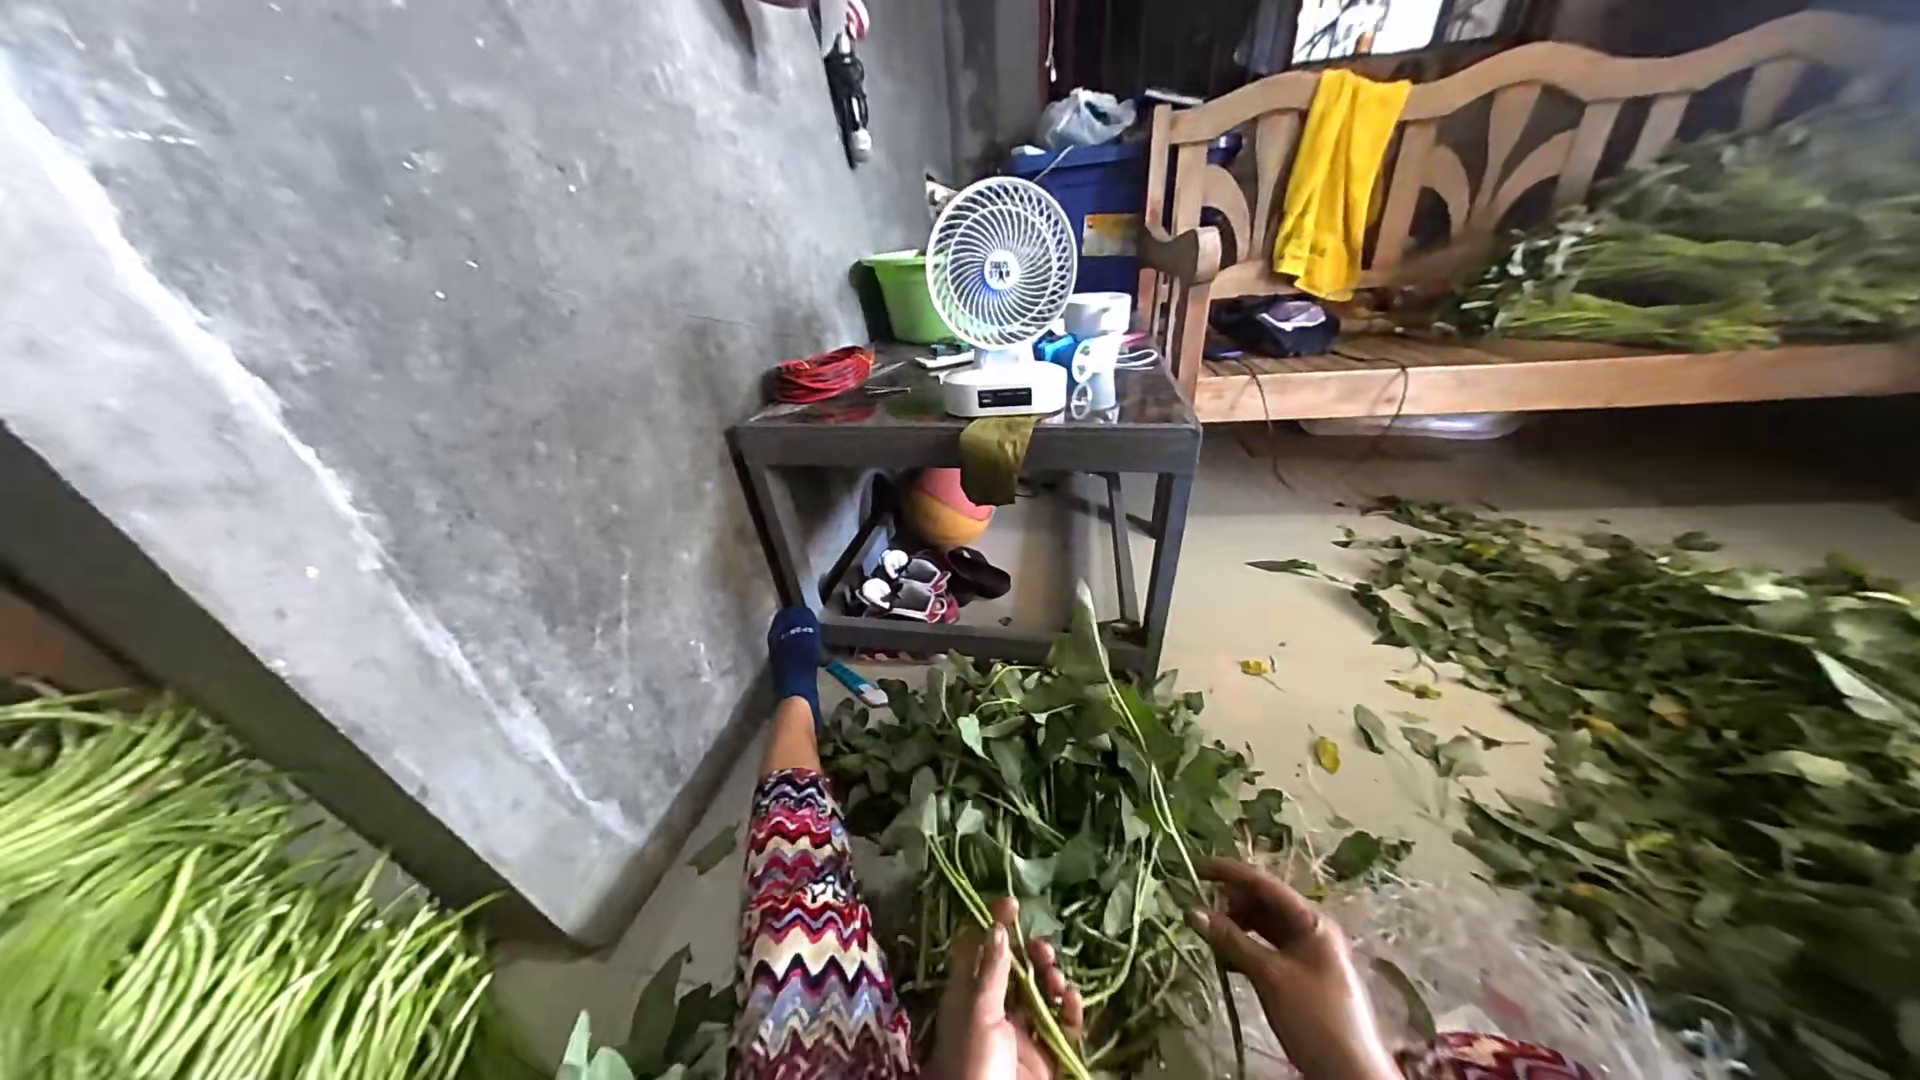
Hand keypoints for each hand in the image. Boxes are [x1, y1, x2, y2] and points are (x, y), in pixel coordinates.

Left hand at [931, 898, 1083, 1079]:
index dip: (994, 922)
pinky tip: (1072, 1002)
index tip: (1013, 903)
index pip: (981, 947)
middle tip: (1043, 951)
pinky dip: (1070, 1011)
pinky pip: (1061, 1027)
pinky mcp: (1045, 1059)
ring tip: (1057, 980)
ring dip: (1052, 979)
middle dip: (1033, 953)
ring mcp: (1021, 1034)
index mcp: (969, 994)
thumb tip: (998, 927)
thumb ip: (992, 972)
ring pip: (1042, 994)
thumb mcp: (978, 1013)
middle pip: (1017, 969)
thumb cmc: (972, 1064)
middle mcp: (995, 1009)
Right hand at [1187, 857, 1399, 1079]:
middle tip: (1199, 912)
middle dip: (1229, 903)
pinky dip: (1245, 947)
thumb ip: (1230, 940)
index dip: (1226, 871)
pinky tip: (1226, 960)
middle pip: (1262, 902)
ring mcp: (1308, 950)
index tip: (1193, 866)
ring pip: (1262, 925)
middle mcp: (1310, 927)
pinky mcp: (1302, 972)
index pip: (1261, 882)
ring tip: (1210, 938)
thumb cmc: (1315, 1019)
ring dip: (1235, 927)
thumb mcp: (1269, 977)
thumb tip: (1190, 911)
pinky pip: (1266, 946)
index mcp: (1310, 919)